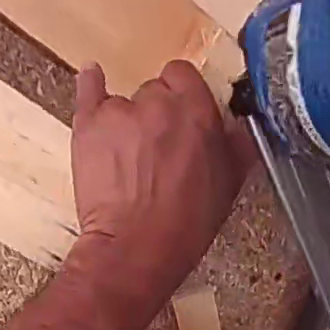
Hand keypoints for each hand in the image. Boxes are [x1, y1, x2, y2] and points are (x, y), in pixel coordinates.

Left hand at [67, 61, 249, 296]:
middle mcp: (160, 104)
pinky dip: (92, 87)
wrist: (134, 250)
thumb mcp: (225, 190)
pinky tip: (94, 83)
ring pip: (125, 101)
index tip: (179, 124)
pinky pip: (89, 89)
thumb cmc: (182, 228)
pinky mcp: (90, 125)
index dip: (181, 100)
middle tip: (153, 153)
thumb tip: (239, 128)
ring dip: (126, 121)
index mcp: (198, 114)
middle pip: (155, 91)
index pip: (186, 79)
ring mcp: (122, 112)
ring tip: (124, 160)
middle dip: (154, 116)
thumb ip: (235, 149)